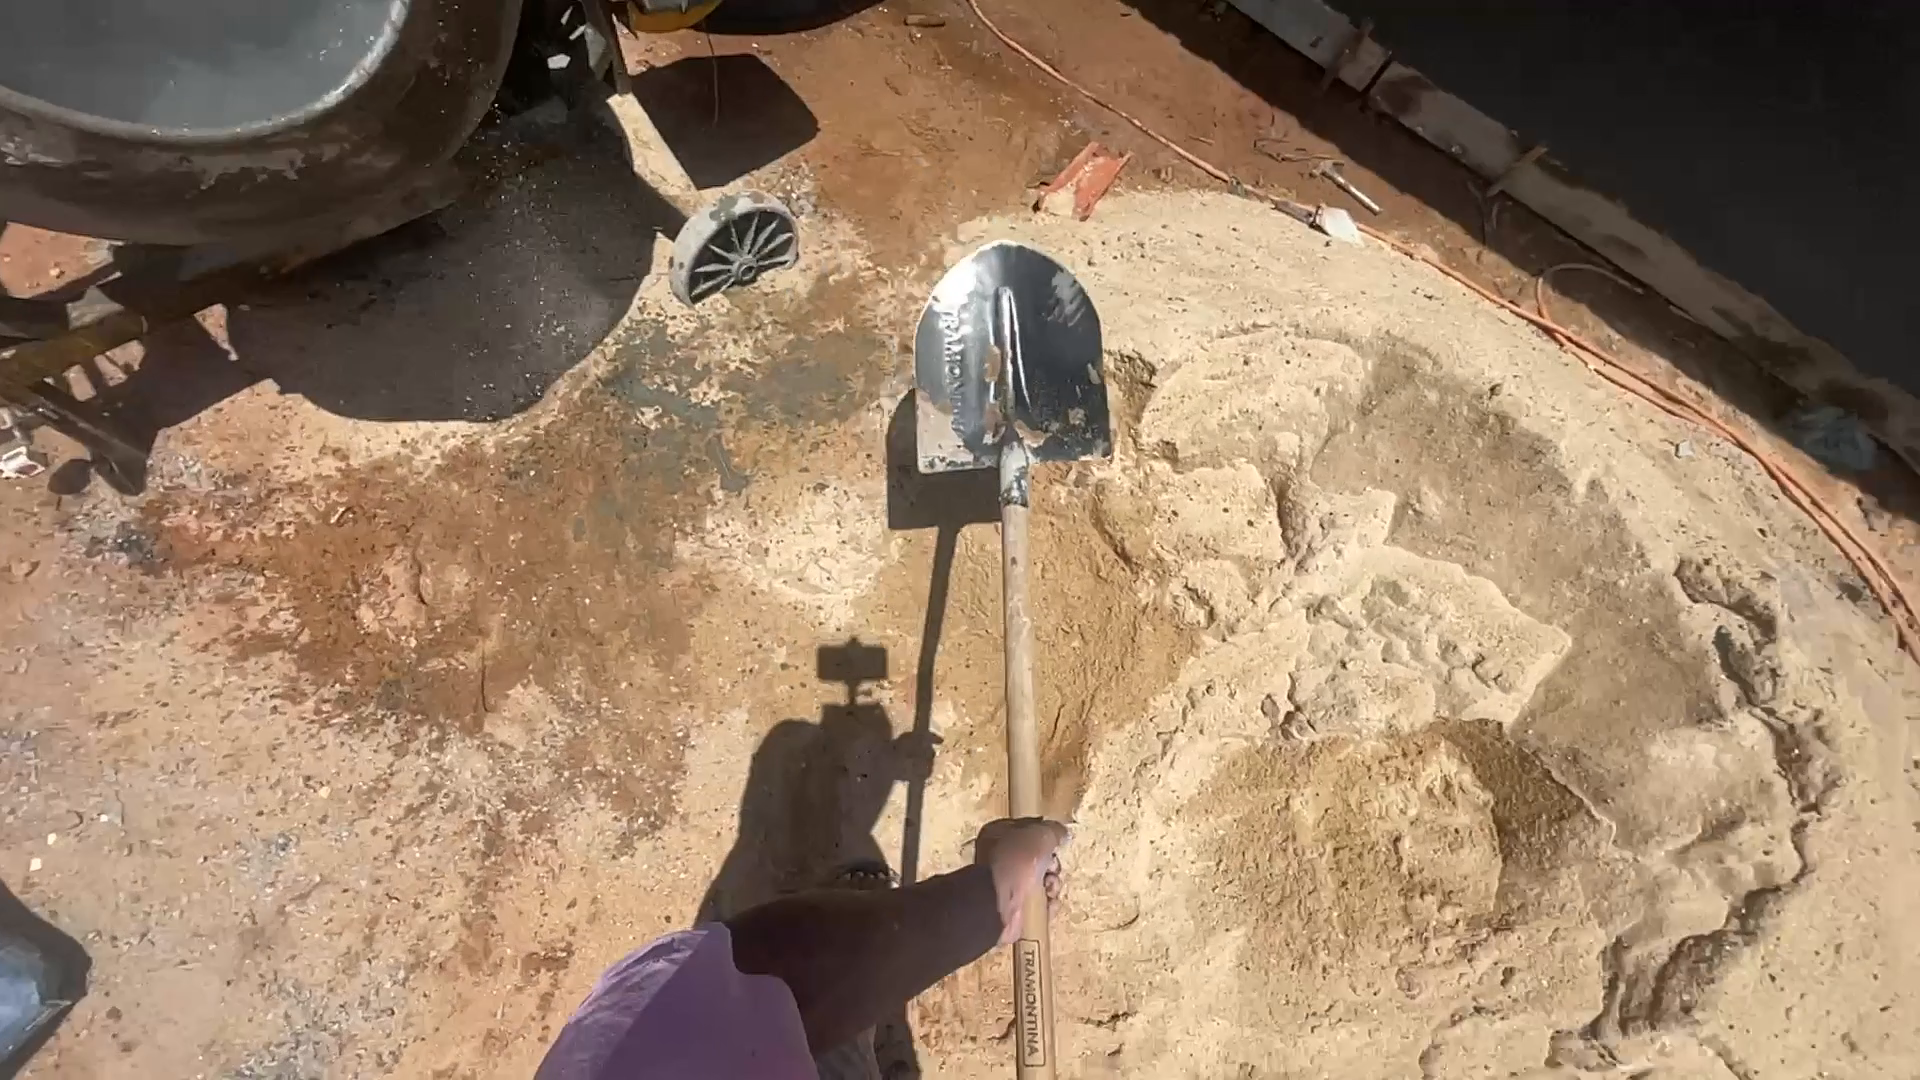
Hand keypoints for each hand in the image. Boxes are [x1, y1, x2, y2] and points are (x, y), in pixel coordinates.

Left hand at [973, 817, 1066, 944]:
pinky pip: (1038, 903)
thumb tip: (1063, 833)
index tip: (1056, 842)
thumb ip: (1053, 830)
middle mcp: (999, 858)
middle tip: (1052, 868)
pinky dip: (1048, 904)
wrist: (999, 903)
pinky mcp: (1014, 909)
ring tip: (1050, 888)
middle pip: (1037, 857)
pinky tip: (1049, 903)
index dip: (1044, 835)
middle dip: (1051, 863)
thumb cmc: (1016, 860)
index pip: (1026, 829)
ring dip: (1052, 884)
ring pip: (1040, 881)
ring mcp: (1006, 885)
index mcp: (998, 834)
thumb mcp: (1039, 835)